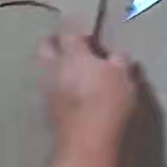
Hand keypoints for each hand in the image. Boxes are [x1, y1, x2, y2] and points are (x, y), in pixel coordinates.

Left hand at [36, 25, 135, 153]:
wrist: (87, 137)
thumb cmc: (108, 101)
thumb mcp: (124, 78)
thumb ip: (120, 62)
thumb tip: (119, 54)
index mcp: (74, 54)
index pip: (69, 31)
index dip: (76, 29)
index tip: (86, 32)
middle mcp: (54, 66)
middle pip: (45, 46)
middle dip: (55, 42)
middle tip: (70, 47)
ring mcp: (47, 88)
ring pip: (43, 68)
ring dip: (52, 66)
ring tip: (68, 72)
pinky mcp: (46, 108)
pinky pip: (47, 89)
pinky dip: (55, 87)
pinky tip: (68, 94)